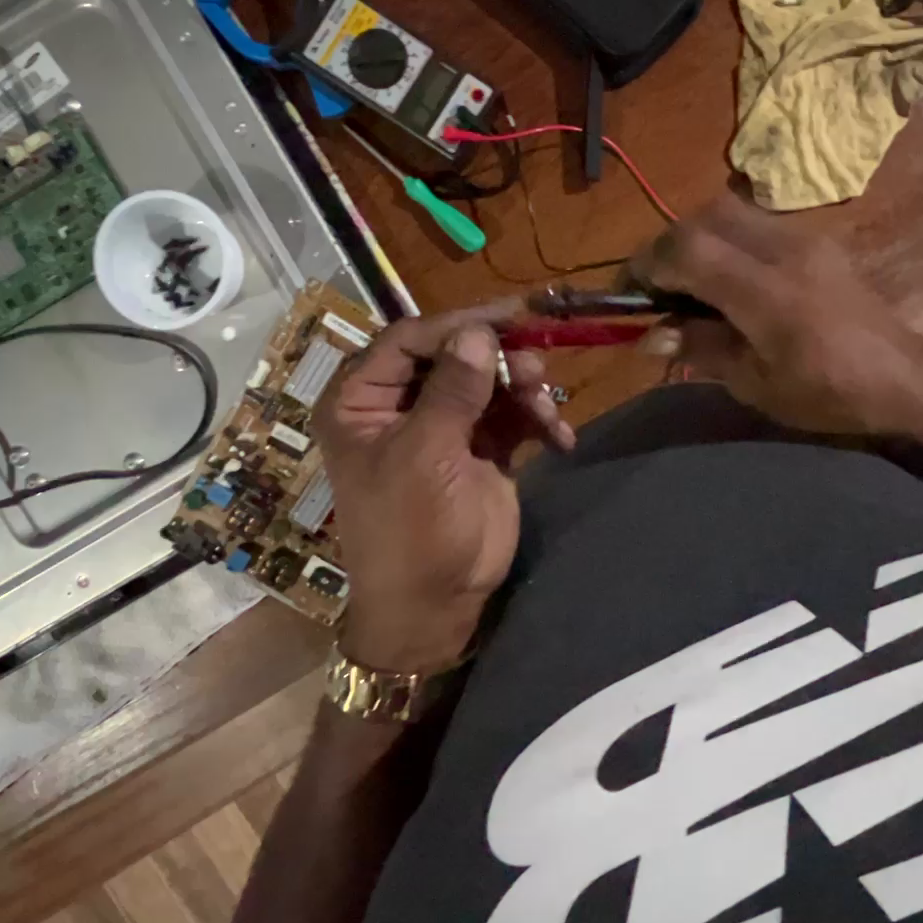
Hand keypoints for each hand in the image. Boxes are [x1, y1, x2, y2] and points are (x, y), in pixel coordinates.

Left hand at [316, 303, 573, 673]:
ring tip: (547, 412)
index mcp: (363, 400)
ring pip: (490, 380)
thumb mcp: (425, 456)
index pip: (409, 340)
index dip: (458, 325)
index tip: (509, 317)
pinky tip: (560, 439)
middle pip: (455, 355)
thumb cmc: (410, 530)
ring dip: (526, 389)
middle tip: (537, 369)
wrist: (434, 604)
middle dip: (501, 360)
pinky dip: (539, 420)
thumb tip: (478, 332)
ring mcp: (444, 425)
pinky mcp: (482, 448)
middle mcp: (400, 404)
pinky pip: (513, 414)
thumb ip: (452, 390)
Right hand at [631, 200, 922, 435]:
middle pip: (703, 218)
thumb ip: (701, 349)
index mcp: (767, 293)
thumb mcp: (756, 384)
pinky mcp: (815, 239)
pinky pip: (754, 222)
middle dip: (667, 247)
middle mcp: (784, 250)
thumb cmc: (828, 394)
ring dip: (696, 239)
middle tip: (656, 289)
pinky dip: (725, 241)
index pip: (688, 249)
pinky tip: (727, 280)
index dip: (647, 266)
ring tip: (689, 284)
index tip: (630, 295)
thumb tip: (650, 337)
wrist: (903, 377)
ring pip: (728, 211)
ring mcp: (803, 237)